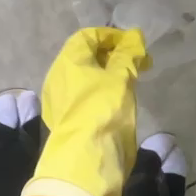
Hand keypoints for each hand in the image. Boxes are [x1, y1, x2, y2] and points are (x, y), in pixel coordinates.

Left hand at [15, 27, 150, 195]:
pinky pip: (82, 95)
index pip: (88, 36)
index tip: (134, 45)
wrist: (87, 159)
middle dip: (111, 55)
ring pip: (84, 76)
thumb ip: (128, 55)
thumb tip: (134, 38)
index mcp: (68, 61)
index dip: (111, 36)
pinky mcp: (64, 118)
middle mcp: (58, 76)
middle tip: (137, 62)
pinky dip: (100, 90)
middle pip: (84, 56)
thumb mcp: (121, 78)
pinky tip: (117, 100)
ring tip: (131, 80)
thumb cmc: (104, 110)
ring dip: (107, 74)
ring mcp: (58, 99)